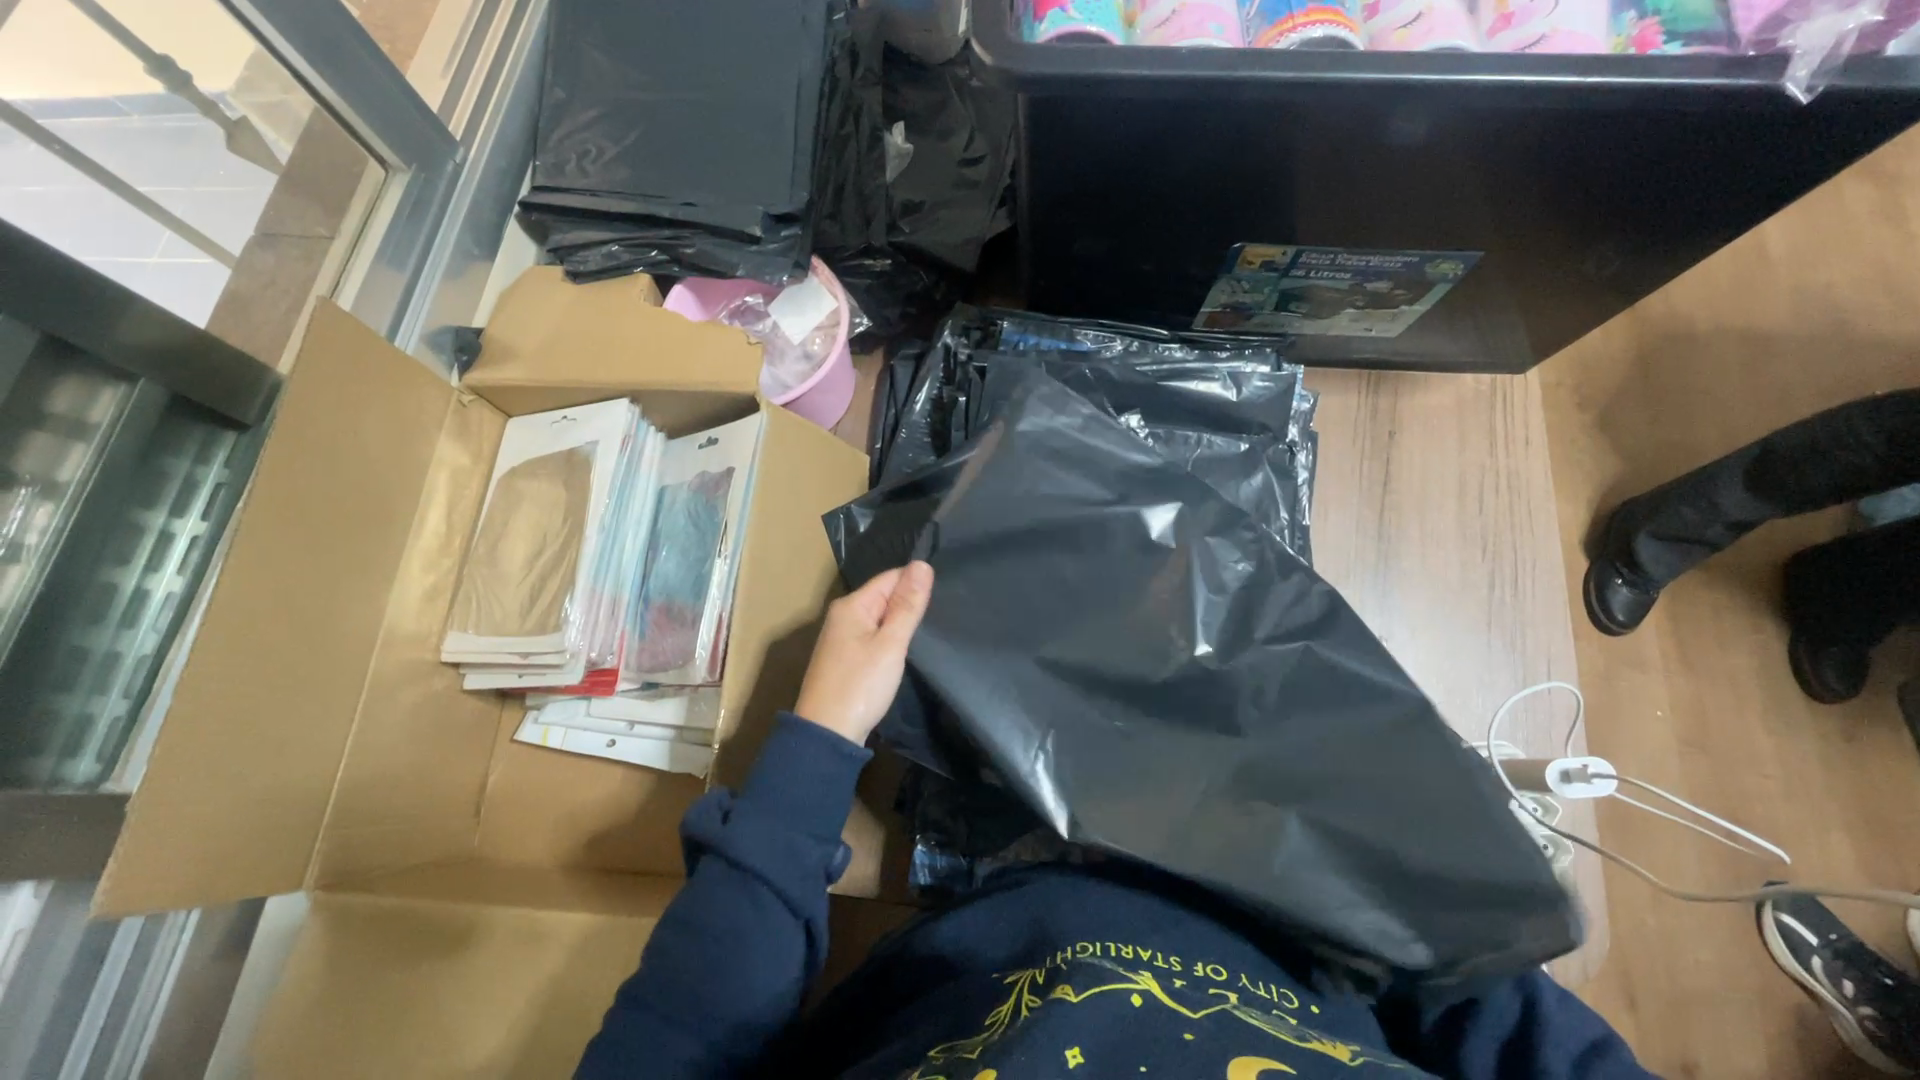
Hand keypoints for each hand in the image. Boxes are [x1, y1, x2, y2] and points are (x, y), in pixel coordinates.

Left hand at [794, 561, 934, 745]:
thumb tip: (922, 564)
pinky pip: (872, 636)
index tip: (943, 596)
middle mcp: (843, 615)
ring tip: (928, 631)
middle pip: (884, 596)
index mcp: (851, 605)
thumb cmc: (860, 686)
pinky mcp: (845, 658)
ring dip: (900, 623)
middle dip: (909, 603)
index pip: (891, 577)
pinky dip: (889, 640)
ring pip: (879, 618)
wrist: (827, 733)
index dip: (916, 584)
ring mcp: (841, 638)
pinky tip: (903, 651)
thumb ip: (907, 605)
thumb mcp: (890, 644)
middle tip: (942, 615)